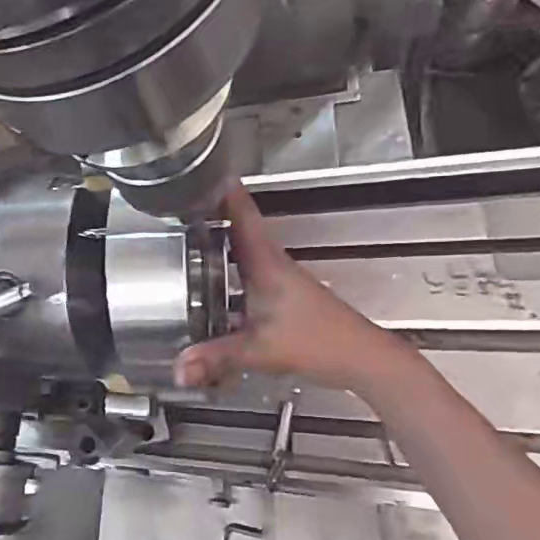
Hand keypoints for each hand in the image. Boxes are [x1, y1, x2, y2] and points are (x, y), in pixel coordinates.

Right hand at [175, 185, 409, 392]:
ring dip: (224, 235)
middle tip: (186, 199)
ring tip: (193, 229)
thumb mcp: (259, 350)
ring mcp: (281, 277)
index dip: (224, 192)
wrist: (361, 357)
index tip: (204, 172)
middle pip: (242, 226)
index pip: (243, 216)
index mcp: (266, 264)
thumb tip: (178, 368)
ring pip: (247, 247)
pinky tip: (218, 278)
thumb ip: (215, 358)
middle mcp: (274, 263)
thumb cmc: (317, 343)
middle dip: (215, 211)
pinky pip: (252, 267)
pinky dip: (233, 263)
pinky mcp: (285, 293)